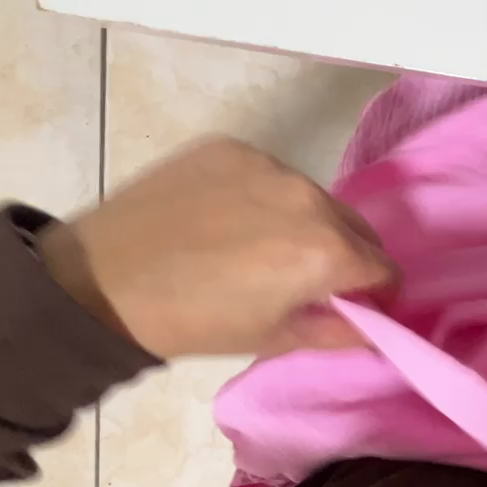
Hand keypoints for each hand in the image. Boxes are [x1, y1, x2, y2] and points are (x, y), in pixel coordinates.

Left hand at [40, 137, 397, 359]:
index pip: (384, 267)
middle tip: (315, 279)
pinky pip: (275, 175)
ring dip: (313, 224)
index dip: (378, 292)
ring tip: (269, 246)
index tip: (359, 303)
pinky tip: (235, 219)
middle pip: (359, 228)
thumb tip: (375, 324)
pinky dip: (271, 198)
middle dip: (351, 256)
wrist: (103, 279)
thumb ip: (341, 331)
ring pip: (318, 199)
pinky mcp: (233, 147)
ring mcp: (270, 166)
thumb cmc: (197, 321)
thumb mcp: (276, 339)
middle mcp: (309, 200)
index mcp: (326, 253)